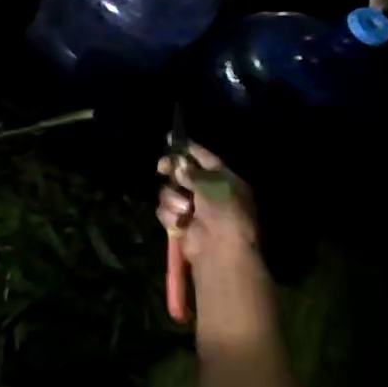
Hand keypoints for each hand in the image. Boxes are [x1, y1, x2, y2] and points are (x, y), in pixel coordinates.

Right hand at [156, 142, 257, 268]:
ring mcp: (193, 208)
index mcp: (224, 180)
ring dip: (173, 199)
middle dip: (173, 171)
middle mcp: (208, 192)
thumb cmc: (224, 211)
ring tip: (185, 209)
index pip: (205, 159)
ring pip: (169, 192)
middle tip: (162, 167)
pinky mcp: (179, 223)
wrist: (221, 248)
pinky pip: (165, 210)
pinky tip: (180, 222)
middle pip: (183, 173)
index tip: (172, 138)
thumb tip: (178, 166)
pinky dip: (171, 215)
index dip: (190, 149)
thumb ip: (193, 172)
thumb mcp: (212, 184)